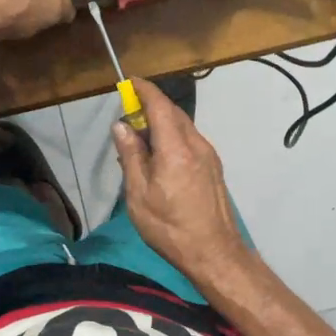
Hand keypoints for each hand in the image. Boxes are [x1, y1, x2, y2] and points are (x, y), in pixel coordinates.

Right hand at [112, 79, 252, 282]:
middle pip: (173, 113)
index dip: (144, 90)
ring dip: (162, 124)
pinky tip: (159, 157)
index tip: (129, 82)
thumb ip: (131, 156)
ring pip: (183, 127)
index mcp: (176, 148)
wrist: (213, 253)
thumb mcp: (139, 194)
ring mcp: (209, 156)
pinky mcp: (214, 168)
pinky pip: (190, 142)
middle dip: (151, 106)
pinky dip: (172, 138)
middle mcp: (197, 145)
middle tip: (128, 114)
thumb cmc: (169, 227)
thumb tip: (122, 126)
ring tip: (140, 140)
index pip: (160, 106)